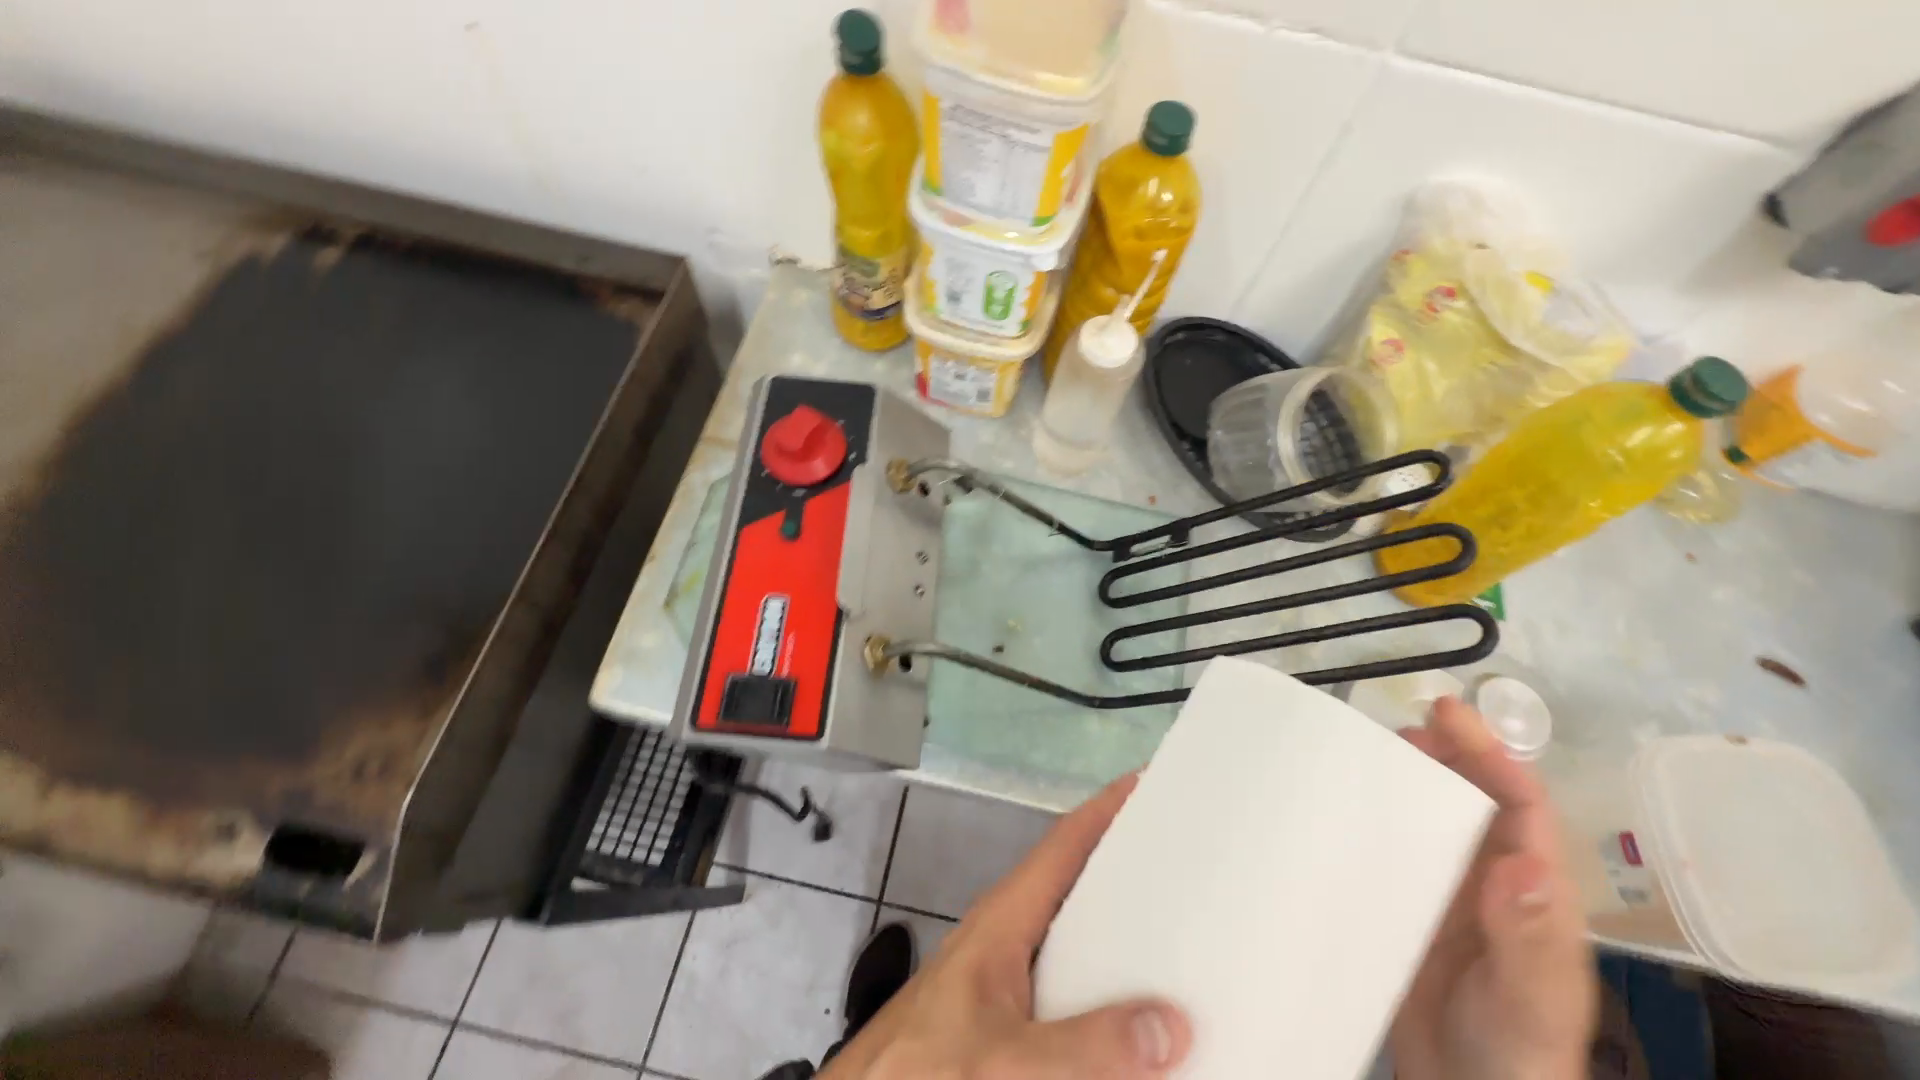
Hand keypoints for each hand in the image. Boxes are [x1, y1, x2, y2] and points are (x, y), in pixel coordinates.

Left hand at [820, 775, 1191, 1078]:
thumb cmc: (927, 1062)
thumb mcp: (1008, 1055)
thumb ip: (1085, 1044)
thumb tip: (1173, 1025)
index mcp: (1007, 916)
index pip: (1064, 844)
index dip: (1107, 808)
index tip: (1152, 782)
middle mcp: (1011, 931)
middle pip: (1077, 882)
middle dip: (1128, 866)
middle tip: (1188, 858)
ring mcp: (1010, 969)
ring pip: (1077, 932)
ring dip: (1122, 928)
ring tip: (1181, 928)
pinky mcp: (1011, 1008)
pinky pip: (1072, 977)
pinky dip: (1107, 976)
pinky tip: (1139, 1002)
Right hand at [1392, 697, 1597, 1079]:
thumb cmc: (1516, 1056)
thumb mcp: (1529, 1004)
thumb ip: (1527, 941)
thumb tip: (1519, 861)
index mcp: (1531, 895)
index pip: (1519, 806)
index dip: (1489, 753)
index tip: (1447, 712)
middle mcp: (1490, 885)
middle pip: (1473, 801)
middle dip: (1444, 755)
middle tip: (1397, 727)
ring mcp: (1447, 900)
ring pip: (1429, 823)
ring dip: (1403, 783)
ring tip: (1361, 757)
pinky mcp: (1406, 916)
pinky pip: (1389, 858)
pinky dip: (1367, 826)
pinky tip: (1334, 816)